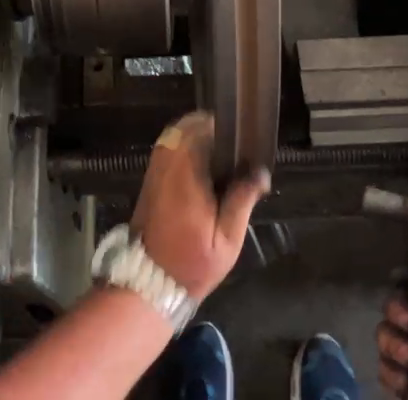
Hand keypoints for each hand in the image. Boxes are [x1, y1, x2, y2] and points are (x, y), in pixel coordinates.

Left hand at [129, 112, 269, 299]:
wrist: (148, 282)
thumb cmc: (191, 263)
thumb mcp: (226, 239)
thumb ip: (242, 199)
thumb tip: (260, 172)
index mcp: (186, 173)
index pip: (203, 130)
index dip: (224, 129)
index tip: (242, 142)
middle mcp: (166, 164)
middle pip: (187, 126)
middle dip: (211, 130)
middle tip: (234, 150)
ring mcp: (154, 170)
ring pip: (176, 135)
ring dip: (197, 137)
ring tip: (222, 158)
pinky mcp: (150, 179)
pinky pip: (168, 149)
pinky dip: (185, 149)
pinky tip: (203, 170)